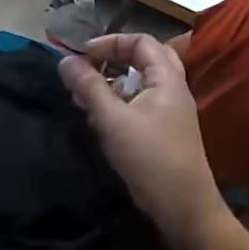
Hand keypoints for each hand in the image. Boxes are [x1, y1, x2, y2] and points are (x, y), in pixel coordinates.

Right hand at [59, 34, 228, 248]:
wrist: (184, 208)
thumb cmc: (150, 158)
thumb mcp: (113, 120)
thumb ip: (88, 87)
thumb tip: (64, 60)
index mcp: (167, 78)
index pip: (141, 41)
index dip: (110, 42)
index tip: (81, 55)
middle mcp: (173, 88)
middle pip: (142, 59)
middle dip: (111, 61)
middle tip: (85, 71)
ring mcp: (170, 110)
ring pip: (139, 84)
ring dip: (111, 84)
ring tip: (82, 97)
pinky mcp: (164, 131)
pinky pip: (139, 104)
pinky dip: (118, 104)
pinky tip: (97, 119)